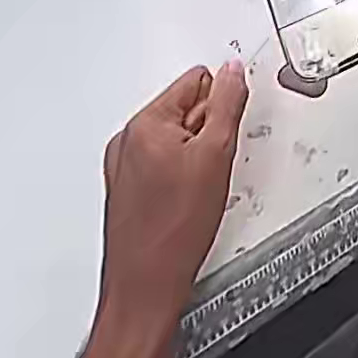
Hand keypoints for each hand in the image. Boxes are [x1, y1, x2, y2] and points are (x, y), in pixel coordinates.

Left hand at [85, 61, 248, 357]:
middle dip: (206, 130)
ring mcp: (125, 164)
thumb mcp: (217, 154)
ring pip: (177, 135)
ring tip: (197, 187)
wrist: (147, 288)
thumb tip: (232, 69)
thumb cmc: (174, 230)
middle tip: (209, 166)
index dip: (219, 105)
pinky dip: (180, 171)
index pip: (196, 80)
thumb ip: (228, 102)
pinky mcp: (128, 186)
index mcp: (146, 123)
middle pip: (186, 107)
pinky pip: (164, 160)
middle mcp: (129, 139)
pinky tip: (186, 198)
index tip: (220, 134)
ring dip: (195, 152)